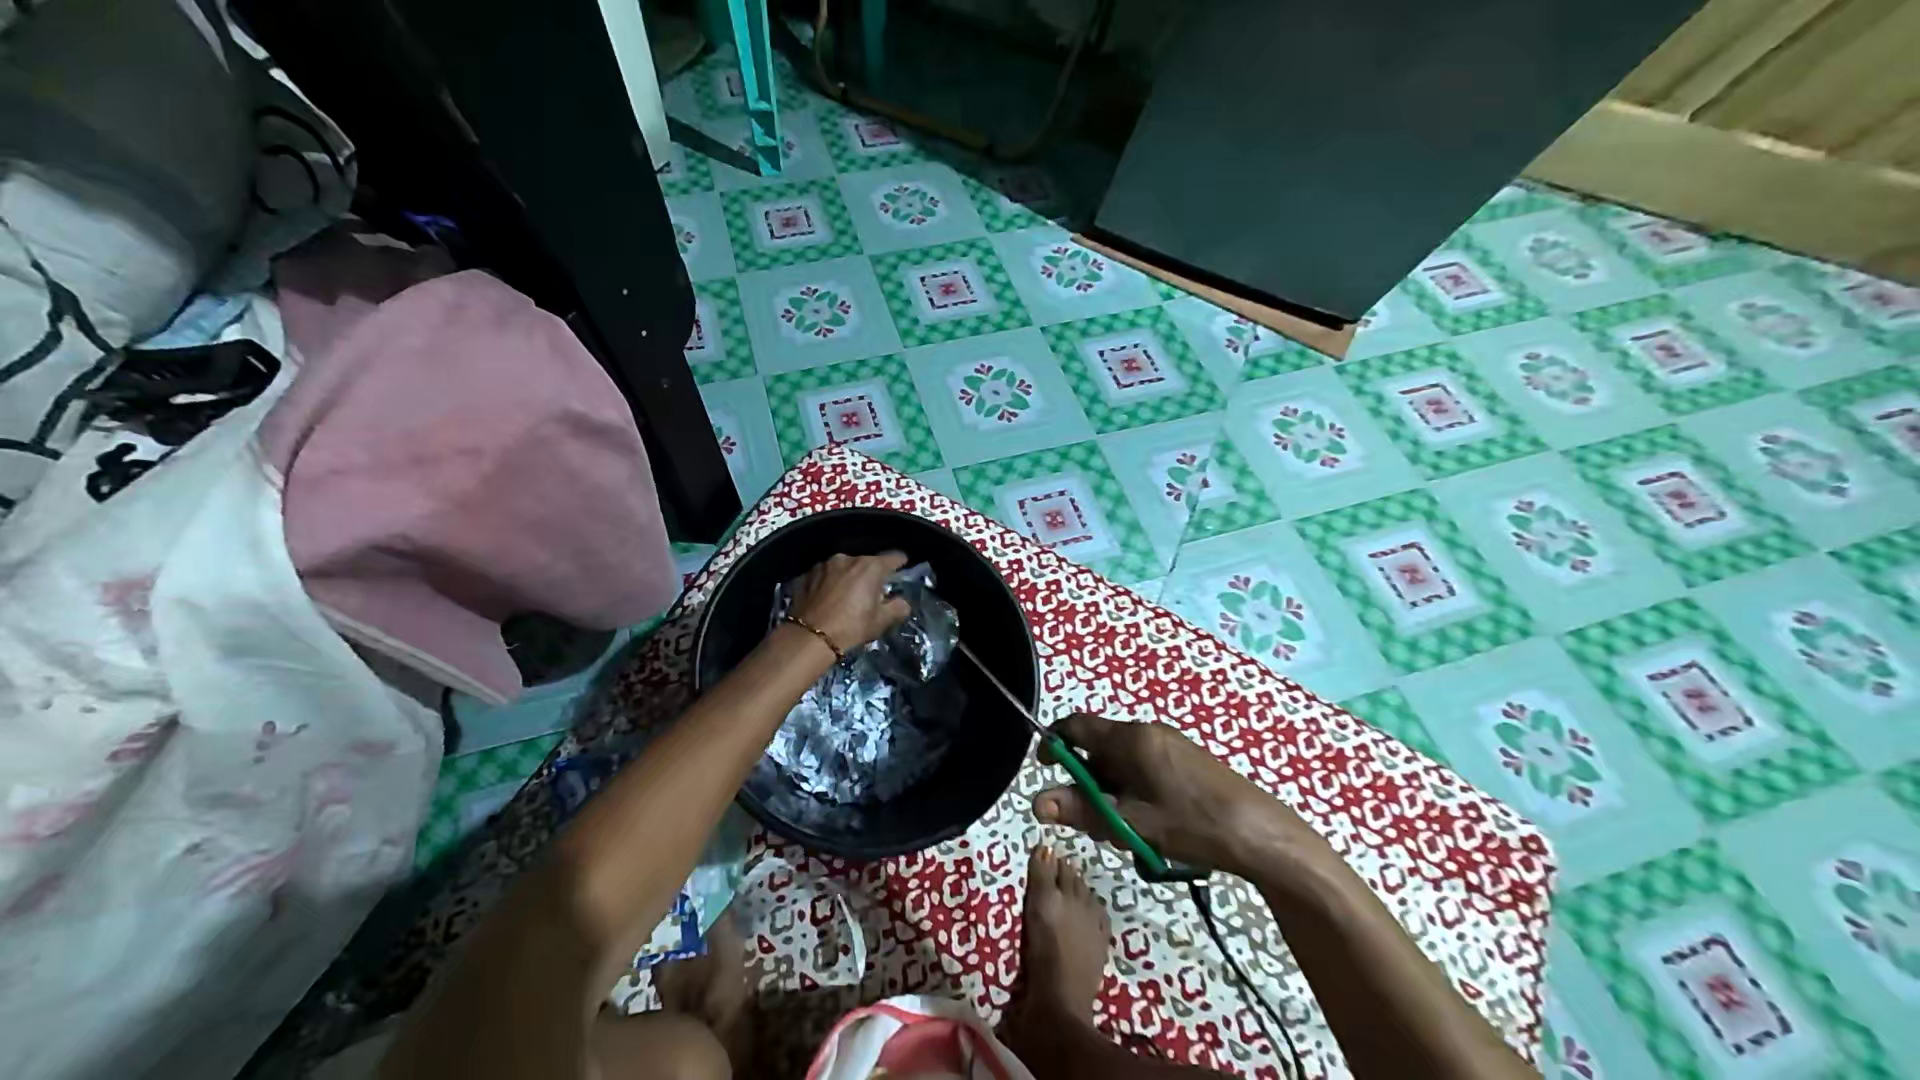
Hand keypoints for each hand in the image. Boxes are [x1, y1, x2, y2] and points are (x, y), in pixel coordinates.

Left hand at [789, 552, 912, 653]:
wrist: (809, 637)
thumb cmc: (851, 627)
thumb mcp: (881, 621)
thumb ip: (897, 608)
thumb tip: (903, 603)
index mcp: (870, 567)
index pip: (893, 558)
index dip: (900, 563)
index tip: (902, 568)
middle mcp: (847, 559)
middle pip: (866, 563)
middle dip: (871, 574)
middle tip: (872, 592)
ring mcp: (824, 565)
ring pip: (844, 567)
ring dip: (849, 577)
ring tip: (847, 595)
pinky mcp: (807, 574)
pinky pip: (826, 575)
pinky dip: (830, 583)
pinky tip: (828, 598)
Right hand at [1032, 714, 1325, 876]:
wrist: (1262, 836)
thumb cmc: (1193, 824)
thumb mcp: (1132, 823)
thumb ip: (1082, 810)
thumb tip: (1036, 802)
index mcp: (1131, 738)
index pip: (1075, 725)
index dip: (1054, 745)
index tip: (1045, 773)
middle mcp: (1147, 731)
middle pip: (1098, 747)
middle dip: (1086, 782)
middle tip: (1093, 822)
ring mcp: (1169, 744)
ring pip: (1120, 762)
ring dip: (1111, 793)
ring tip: (1128, 832)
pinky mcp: (1185, 760)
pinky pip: (1143, 768)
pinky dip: (1133, 792)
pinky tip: (1150, 827)